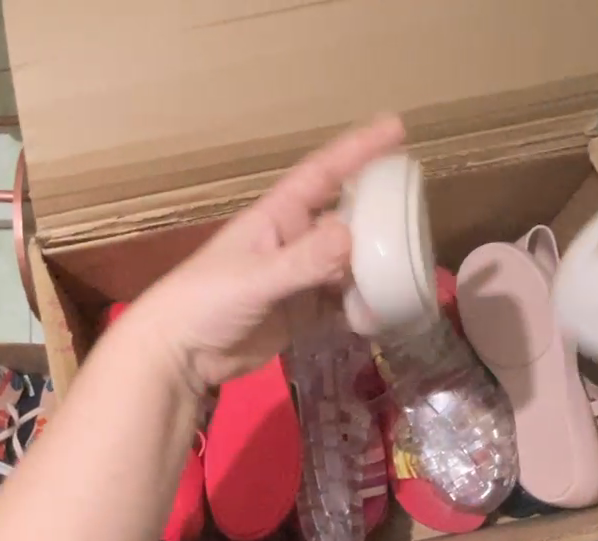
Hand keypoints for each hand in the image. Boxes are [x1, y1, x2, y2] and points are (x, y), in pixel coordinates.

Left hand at [103, 115, 406, 396]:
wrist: (181, 355)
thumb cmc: (205, 302)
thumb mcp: (255, 278)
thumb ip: (303, 262)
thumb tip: (353, 237)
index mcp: (276, 218)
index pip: (322, 174)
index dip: (357, 150)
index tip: (396, 128)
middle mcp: (292, 242)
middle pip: (343, 219)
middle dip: (377, 212)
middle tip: (416, 210)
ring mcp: (298, 280)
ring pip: (346, 264)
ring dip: (373, 265)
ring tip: (410, 264)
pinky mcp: (300, 315)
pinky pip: (339, 304)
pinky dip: (360, 306)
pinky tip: (383, 309)